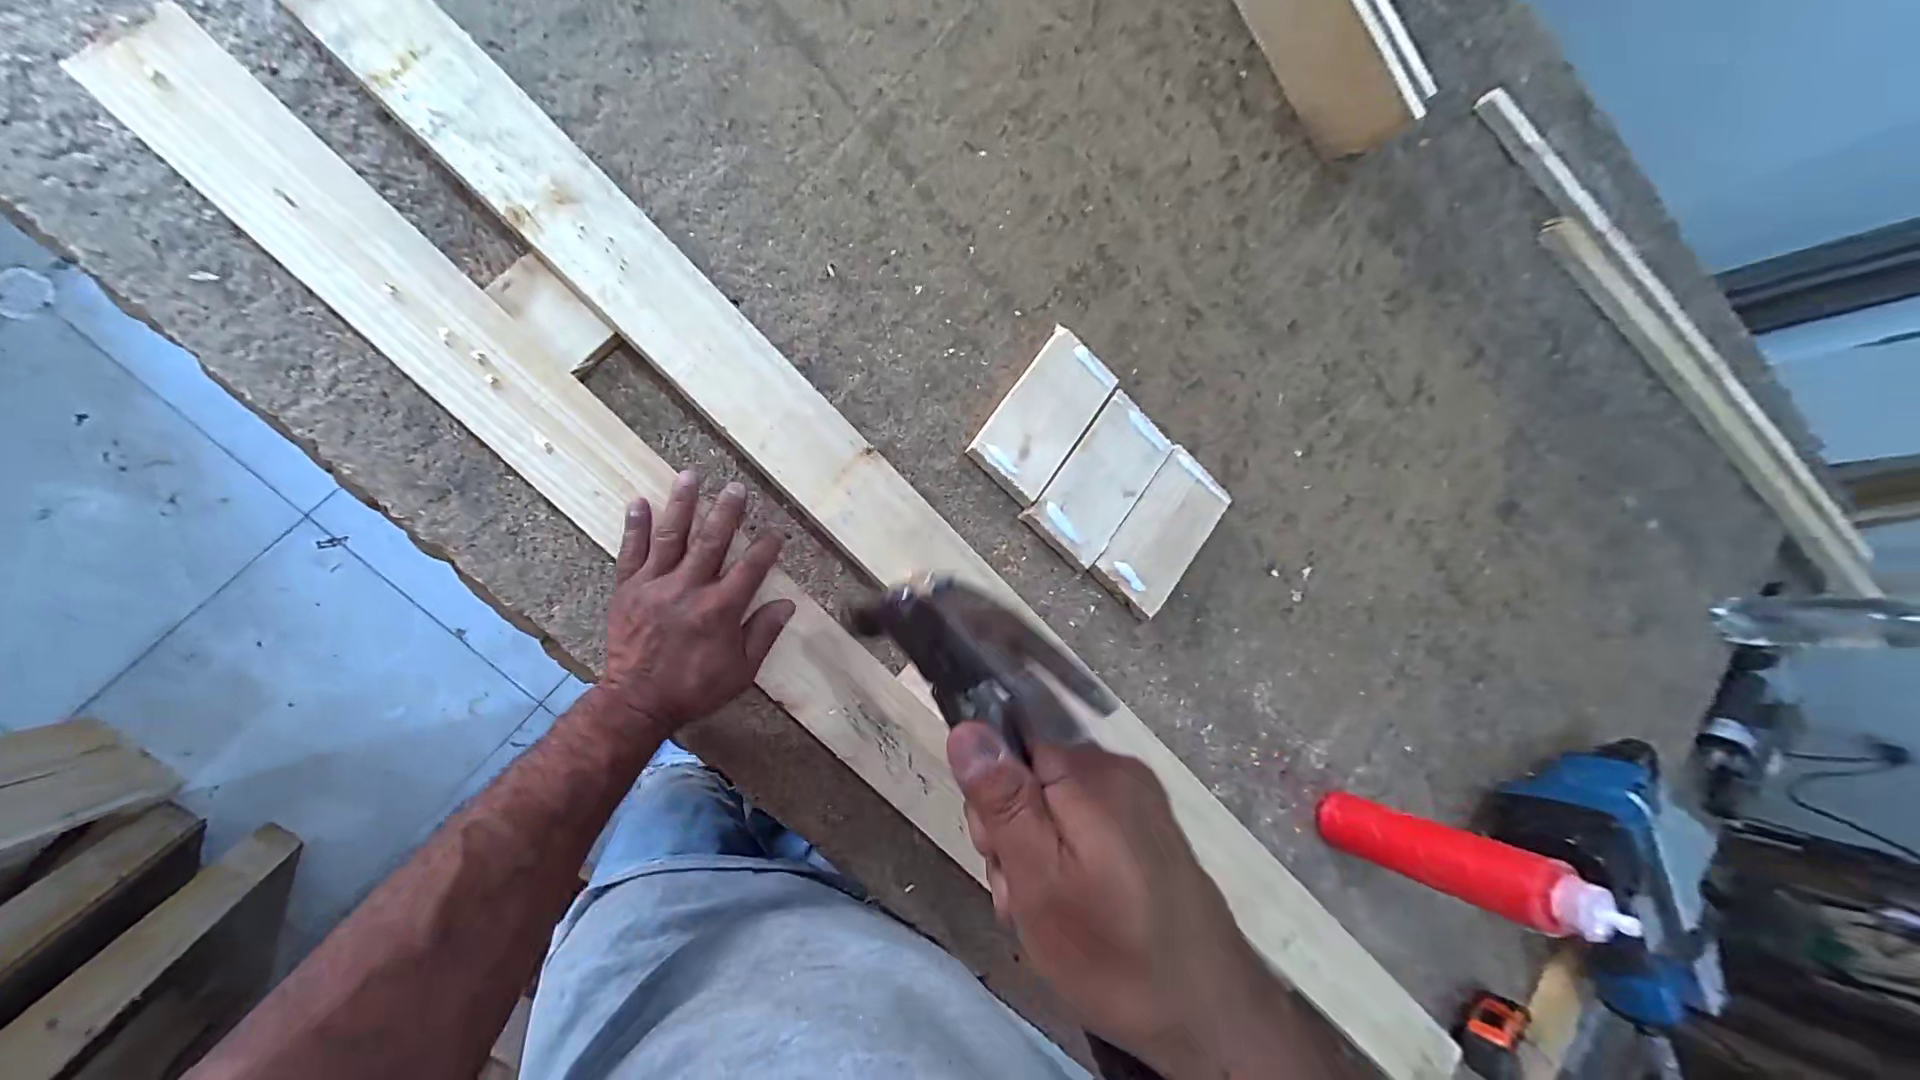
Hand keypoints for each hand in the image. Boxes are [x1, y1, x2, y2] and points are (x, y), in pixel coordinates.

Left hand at [595, 470, 795, 740]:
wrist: (636, 702)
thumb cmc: (695, 688)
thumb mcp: (742, 670)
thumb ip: (764, 633)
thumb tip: (787, 604)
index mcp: (721, 608)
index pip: (751, 567)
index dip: (767, 547)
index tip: (776, 532)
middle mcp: (690, 588)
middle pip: (713, 540)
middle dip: (728, 512)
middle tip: (737, 488)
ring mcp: (655, 585)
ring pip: (672, 536)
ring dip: (683, 504)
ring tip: (690, 476)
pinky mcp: (628, 589)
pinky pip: (631, 552)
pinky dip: (635, 526)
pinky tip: (640, 502)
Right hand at [948, 723, 1346, 1078]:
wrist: (1211, 1018)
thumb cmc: (1113, 951)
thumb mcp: (1040, 880)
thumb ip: (1003, 802)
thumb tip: (967, 728)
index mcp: (1089, 772)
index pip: (1007, 751)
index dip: (992, 804)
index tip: (999, 857)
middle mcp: (1116, 770)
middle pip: (1029, 779)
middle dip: (1012, 837)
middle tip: (1024, 896)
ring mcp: (1137, 798)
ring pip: (1051, 809)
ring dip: (1035, 858)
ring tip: (1049, 913)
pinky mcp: (1147, 828)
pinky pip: (1082, 826)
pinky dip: (1066, 862)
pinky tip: (1075, 909)